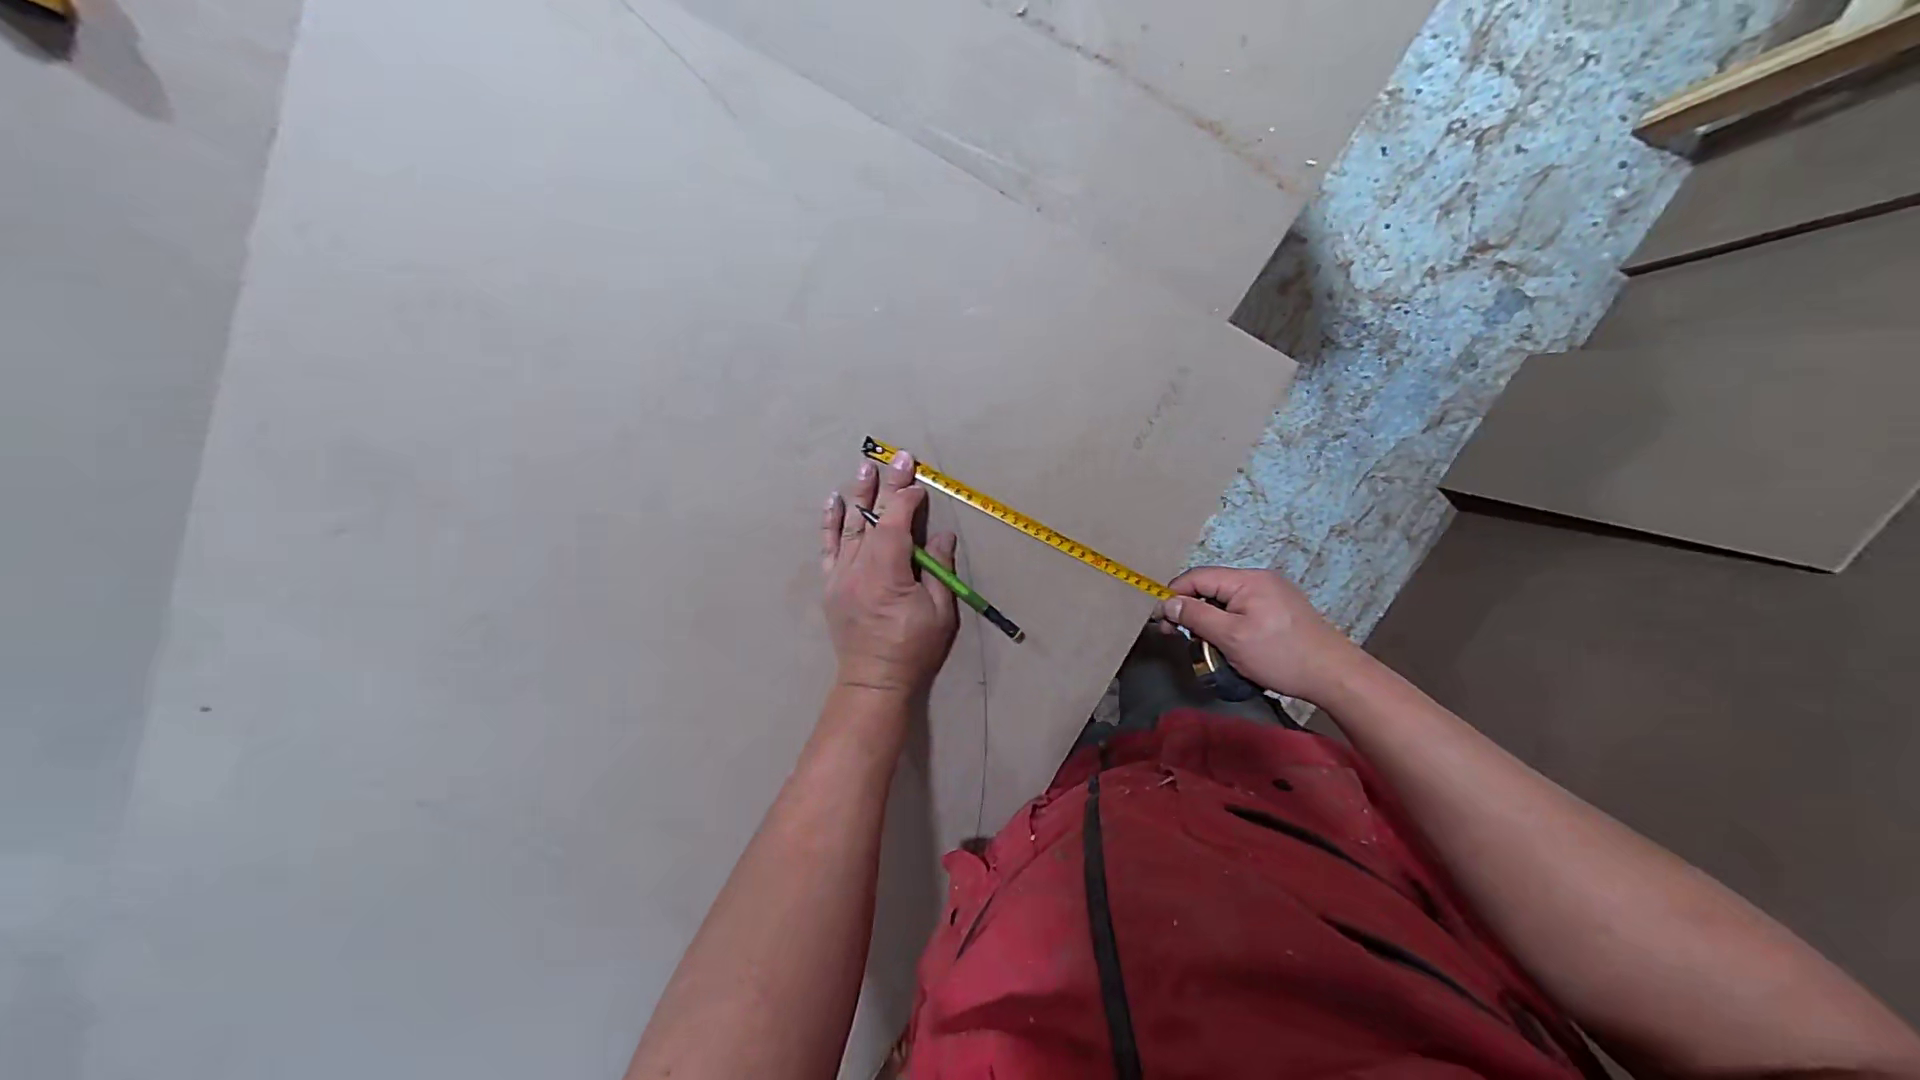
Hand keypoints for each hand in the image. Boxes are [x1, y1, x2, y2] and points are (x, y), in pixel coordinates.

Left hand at [820, 450, 959, 697]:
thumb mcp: (939, 612)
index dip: (907, 499)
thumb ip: (938, 569)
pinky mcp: (831, 583)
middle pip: (873, 517)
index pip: (896, 523)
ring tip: (865, 467)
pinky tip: (833, 500)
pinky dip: (830, 521)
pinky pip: (828, 545)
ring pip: (850, 526)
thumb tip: (941, 535)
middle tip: (897, 457)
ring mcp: (840, 574)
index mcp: (887, 573)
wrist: (873, 681)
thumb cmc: (913, 649)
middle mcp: (858, 567)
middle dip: (886, 485)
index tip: (920, 483)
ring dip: (860, 495)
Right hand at [1154, 567, 1367, 704]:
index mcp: (1247, 579)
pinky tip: (1229, 642)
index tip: (1162, 622)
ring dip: (1210, 619)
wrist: (1334, 675)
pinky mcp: (1280, 608)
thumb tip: (1167, 602)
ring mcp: (1273, 592)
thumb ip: (1196, 616)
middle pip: (1211, 587)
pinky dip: (1228, 622)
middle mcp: (1259, 579)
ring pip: (1226, 599)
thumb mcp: (1231, 637)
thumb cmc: (1280, 655)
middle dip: (1191, 609)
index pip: (1197, 577)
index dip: (1174, 596)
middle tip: (1180, 636)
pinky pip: (1242, 608)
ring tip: (1206, 643)